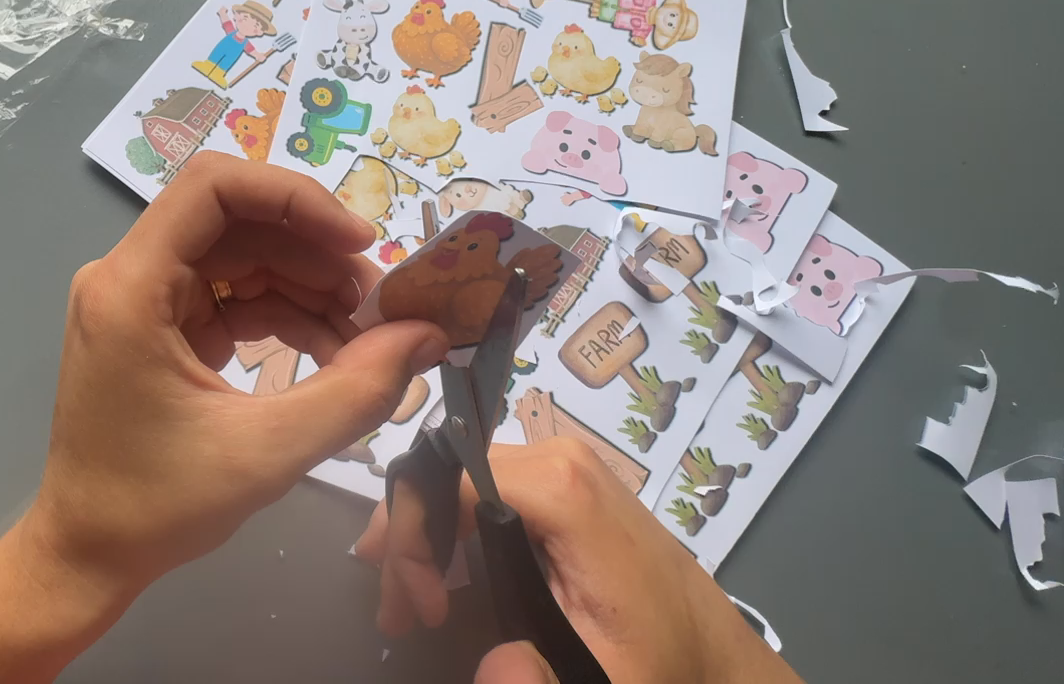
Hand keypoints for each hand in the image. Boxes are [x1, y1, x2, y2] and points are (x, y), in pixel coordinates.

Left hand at [23, 152, 449, 600]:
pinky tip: (330, 354)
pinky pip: (231, 294)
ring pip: (240, 258)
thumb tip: (430, 335)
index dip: (292, 197)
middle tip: (380, 308)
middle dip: (314, 256)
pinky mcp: (160, 321)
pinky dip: (283, 315)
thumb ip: (356, 390)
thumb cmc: (157, 504)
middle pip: (236, 224)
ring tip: (365, 342)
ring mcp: (142, 295)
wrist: (88, 550)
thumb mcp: (265, 452)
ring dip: (307, 289)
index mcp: (131, 285)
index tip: (358, 241)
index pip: (212, 188)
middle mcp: (128, 273)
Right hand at [354, 439, 800, 683]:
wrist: (719, 651)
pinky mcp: (549, 468)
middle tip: (394, 609)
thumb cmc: (663, 658)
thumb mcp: (609, 676)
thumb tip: (493, 666)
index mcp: (562, 489)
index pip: (448, 482)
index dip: (415, 536)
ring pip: (449, 474)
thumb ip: (544, 676)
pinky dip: (443, 521)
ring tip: (406, 595)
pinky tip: (432, 565)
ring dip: (418, 532)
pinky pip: (473, 480)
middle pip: (443, 475)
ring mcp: (550, 454)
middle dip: (405, 539)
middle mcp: (550, 453)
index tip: (420, 608)